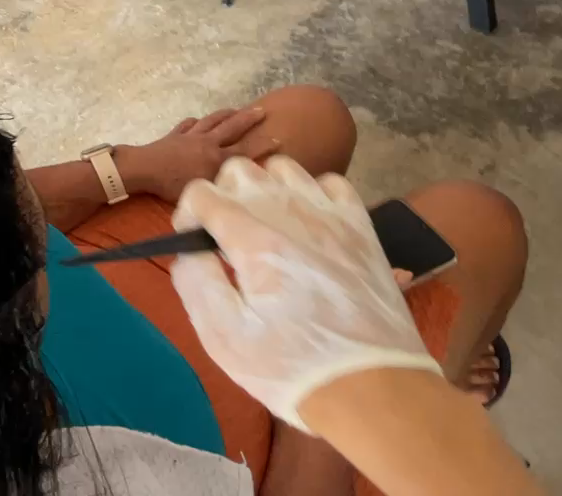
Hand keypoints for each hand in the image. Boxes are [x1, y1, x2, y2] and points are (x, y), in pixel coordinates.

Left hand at [118, 107, 274, 201]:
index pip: (245, 151)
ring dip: (224, 114)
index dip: (262, 146)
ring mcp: (189, 136)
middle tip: (261, 110)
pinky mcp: (174, 134)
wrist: (144, 168)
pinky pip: (187, 125)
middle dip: (247, 119)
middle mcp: (207, 143)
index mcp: (216, 159)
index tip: (277, 139)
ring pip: (211, 121)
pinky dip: (194, 122)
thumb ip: (222, 187)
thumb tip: (238, 190)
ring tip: (235, 109)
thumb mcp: (204, 192)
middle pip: (231, 128)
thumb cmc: (173, 185)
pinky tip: (196, 120)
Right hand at [168, 156, 442, 433]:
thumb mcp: (222, 335)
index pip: (200, 193)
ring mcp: (330, 217)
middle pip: (238, 170)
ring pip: (283, 168)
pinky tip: (309, 225)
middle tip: (227, 237)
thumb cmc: (291, 366)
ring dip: (265, 190)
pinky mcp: (361, 229)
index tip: (194, 246)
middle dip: (222, 196)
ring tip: (266, 226)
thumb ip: (194, 280)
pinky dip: (312, 195)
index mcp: (252, 238)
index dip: (187, 216)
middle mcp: (289, 213)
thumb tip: (186, 250)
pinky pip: (330, 184)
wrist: (375, 393)